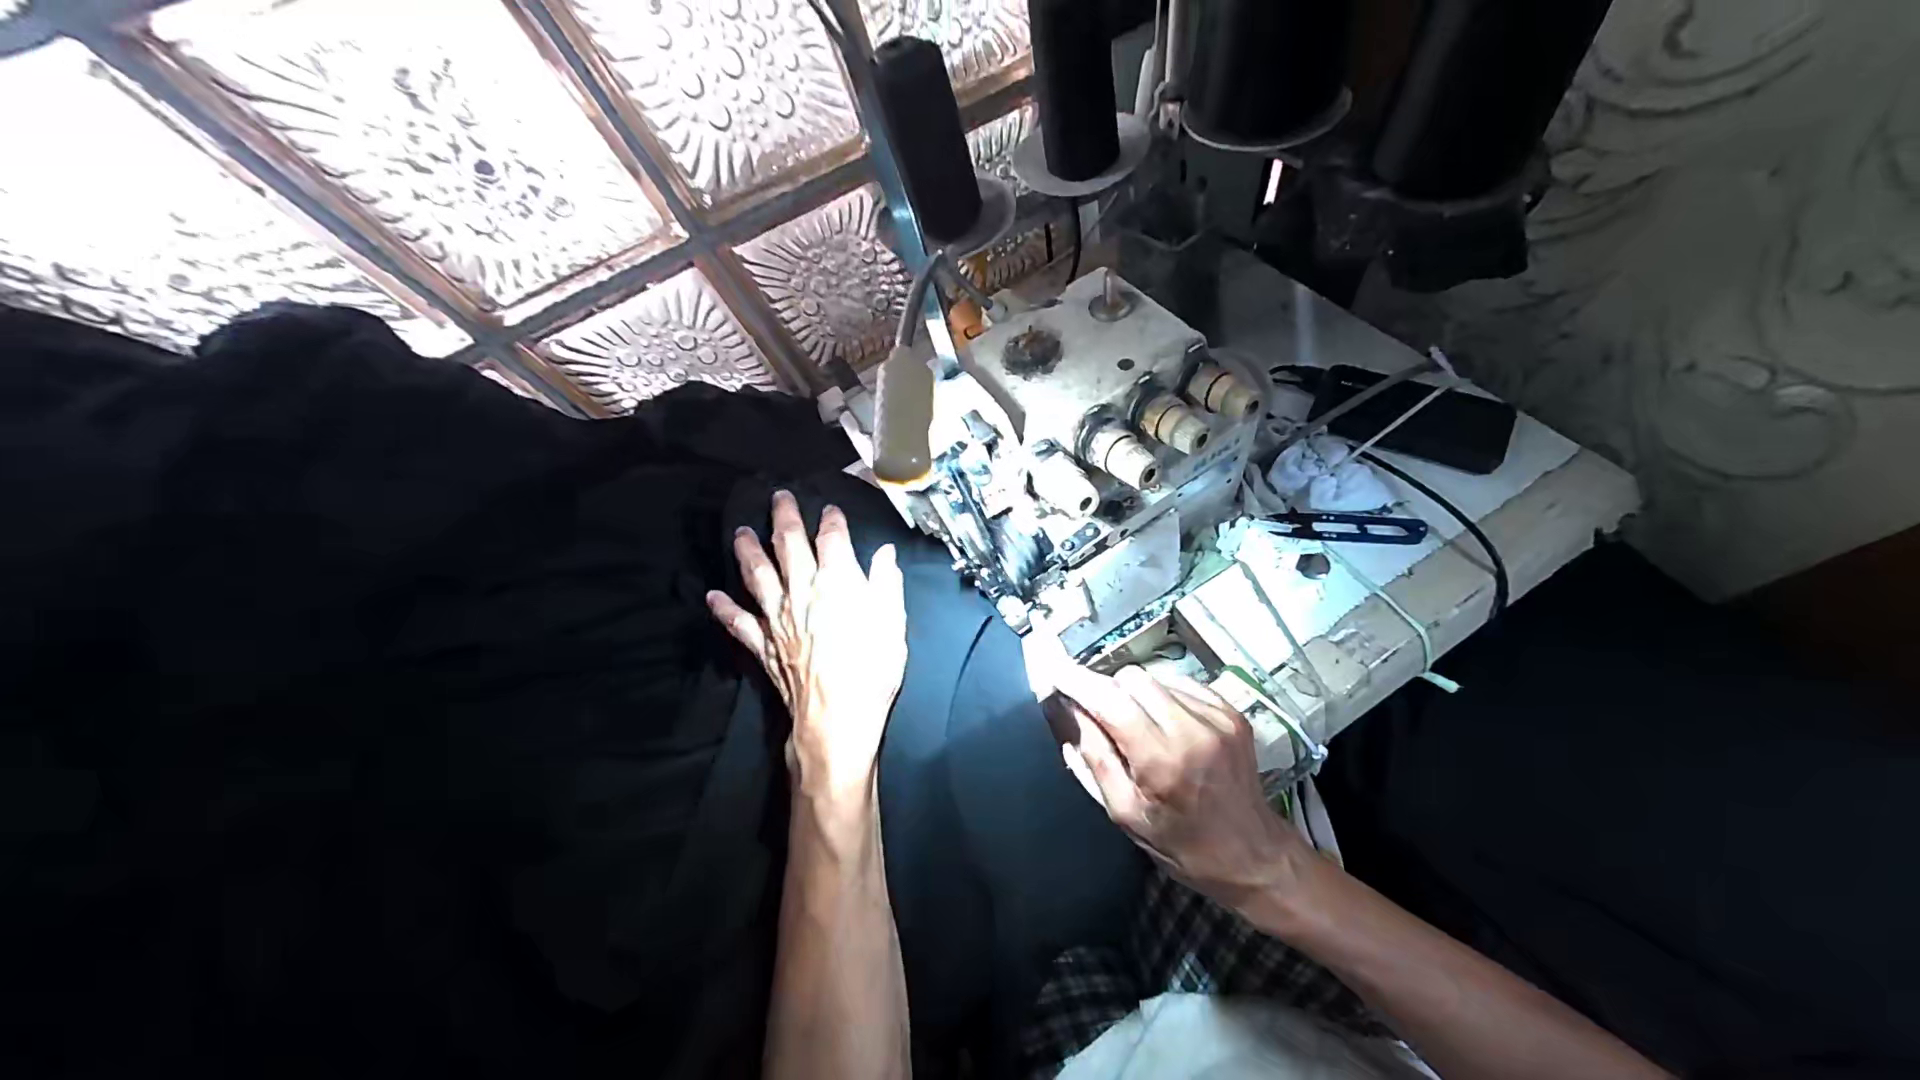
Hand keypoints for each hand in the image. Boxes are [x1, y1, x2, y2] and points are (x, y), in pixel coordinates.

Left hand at [708, 491, 906, 802]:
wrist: (837, 718)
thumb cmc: (872, 671)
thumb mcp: (893, 624)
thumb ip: (886, 585)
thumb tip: (885, 555)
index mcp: (838, 583)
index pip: (832, 540)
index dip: (831, 520)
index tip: (830, 509)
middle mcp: (802, 592)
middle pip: (788, 544)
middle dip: (784, 517)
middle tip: (779, 497)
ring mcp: (778, 617)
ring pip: (757, 574)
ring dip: (748, 550)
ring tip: (741, 531)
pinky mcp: (764, 643)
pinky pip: (739, 622)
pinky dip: (724, 608)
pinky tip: (712, 596)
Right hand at [1051, 662, 1313, 911]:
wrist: (1253, 855)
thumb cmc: (1182, 844)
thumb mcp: (1124, 812)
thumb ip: (1092, 757)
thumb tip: (1065, 713)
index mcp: (1161, 761)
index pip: (1109, 700)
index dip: (1076, 680)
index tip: (1054, 669)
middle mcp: (1191, 730)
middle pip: (1130, 678)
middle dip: (1107, 691)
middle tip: (1101, 718)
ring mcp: (1216, 717)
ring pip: (1154, 676)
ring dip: (1135, 695)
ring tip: (1139, 729)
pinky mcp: (1231, 711)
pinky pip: (1181, 683)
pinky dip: (1163, 697)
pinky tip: (1166, 727)